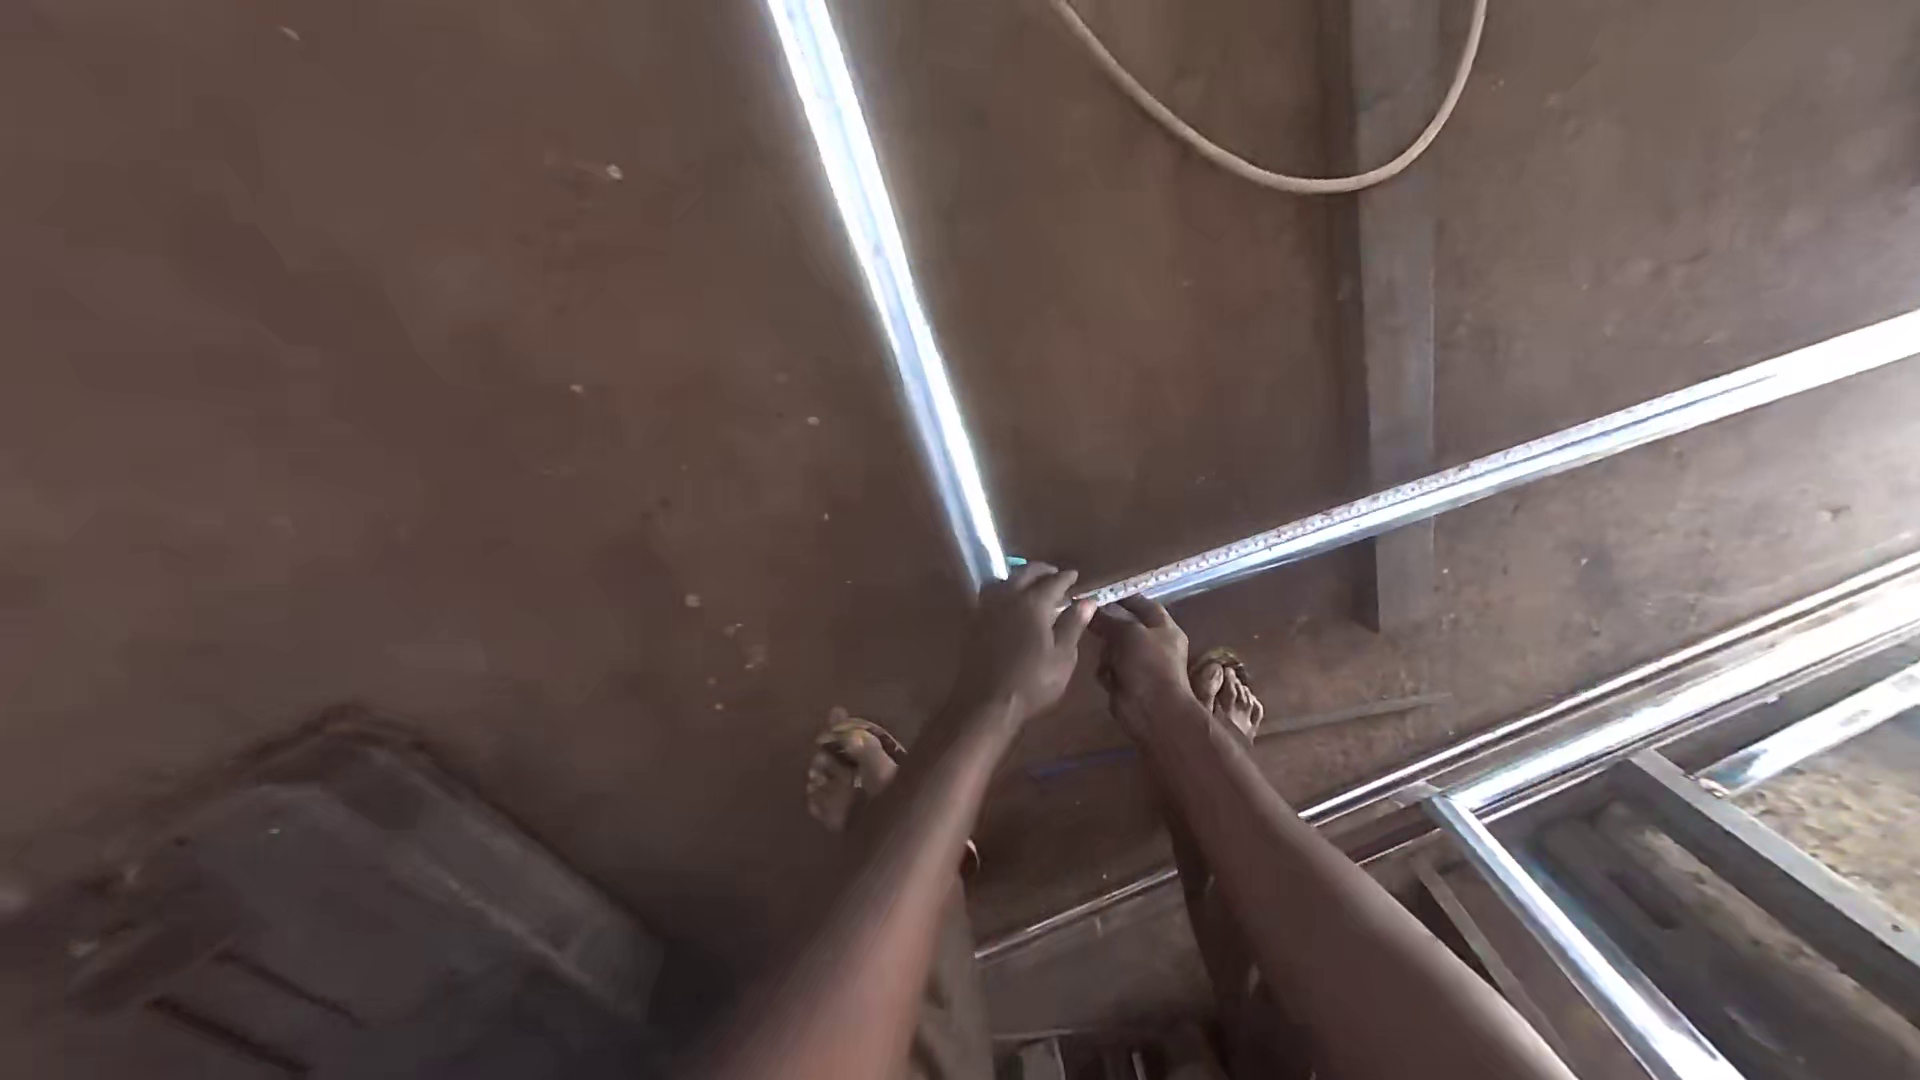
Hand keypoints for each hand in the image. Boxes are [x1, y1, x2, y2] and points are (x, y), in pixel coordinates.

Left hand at [947, 562, 1095, 733]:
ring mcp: (986, 608)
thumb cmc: (1032, 682)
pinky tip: (1009, 603)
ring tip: (1030, 585)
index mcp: (1032, 603)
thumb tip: (1087, 601)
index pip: (1053, 582)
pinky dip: (1003, 590)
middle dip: (1042, 571)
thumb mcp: (1062, 657)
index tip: (1074, 575)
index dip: (1066, 577)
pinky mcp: (973, 621)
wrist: (986, 702)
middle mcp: (1007, 597)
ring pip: (1003, 580)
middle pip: (1025, 574)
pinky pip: (989, 594)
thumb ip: (1073, 625)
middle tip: (1054, 574)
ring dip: (1019, 577)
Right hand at [1089, 595, 1191, 738]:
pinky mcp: (1125, 682)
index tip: (1101, 593)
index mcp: (1164, 629)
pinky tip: (1108, 678)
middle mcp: (1153, 644)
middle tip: (1089, 621)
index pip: (1144, 605)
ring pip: (1112, 647)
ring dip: (1106, 653)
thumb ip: (1109, 619)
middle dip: (1109, 627)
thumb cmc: (1148, 665)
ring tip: (1107, 659)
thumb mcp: (1128, 633)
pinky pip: (1108, 668)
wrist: (1152, 711)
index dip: (1124, 597)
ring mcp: (1139, 665)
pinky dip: (1106, 671)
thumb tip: (1091, 609)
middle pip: (1124, 626)